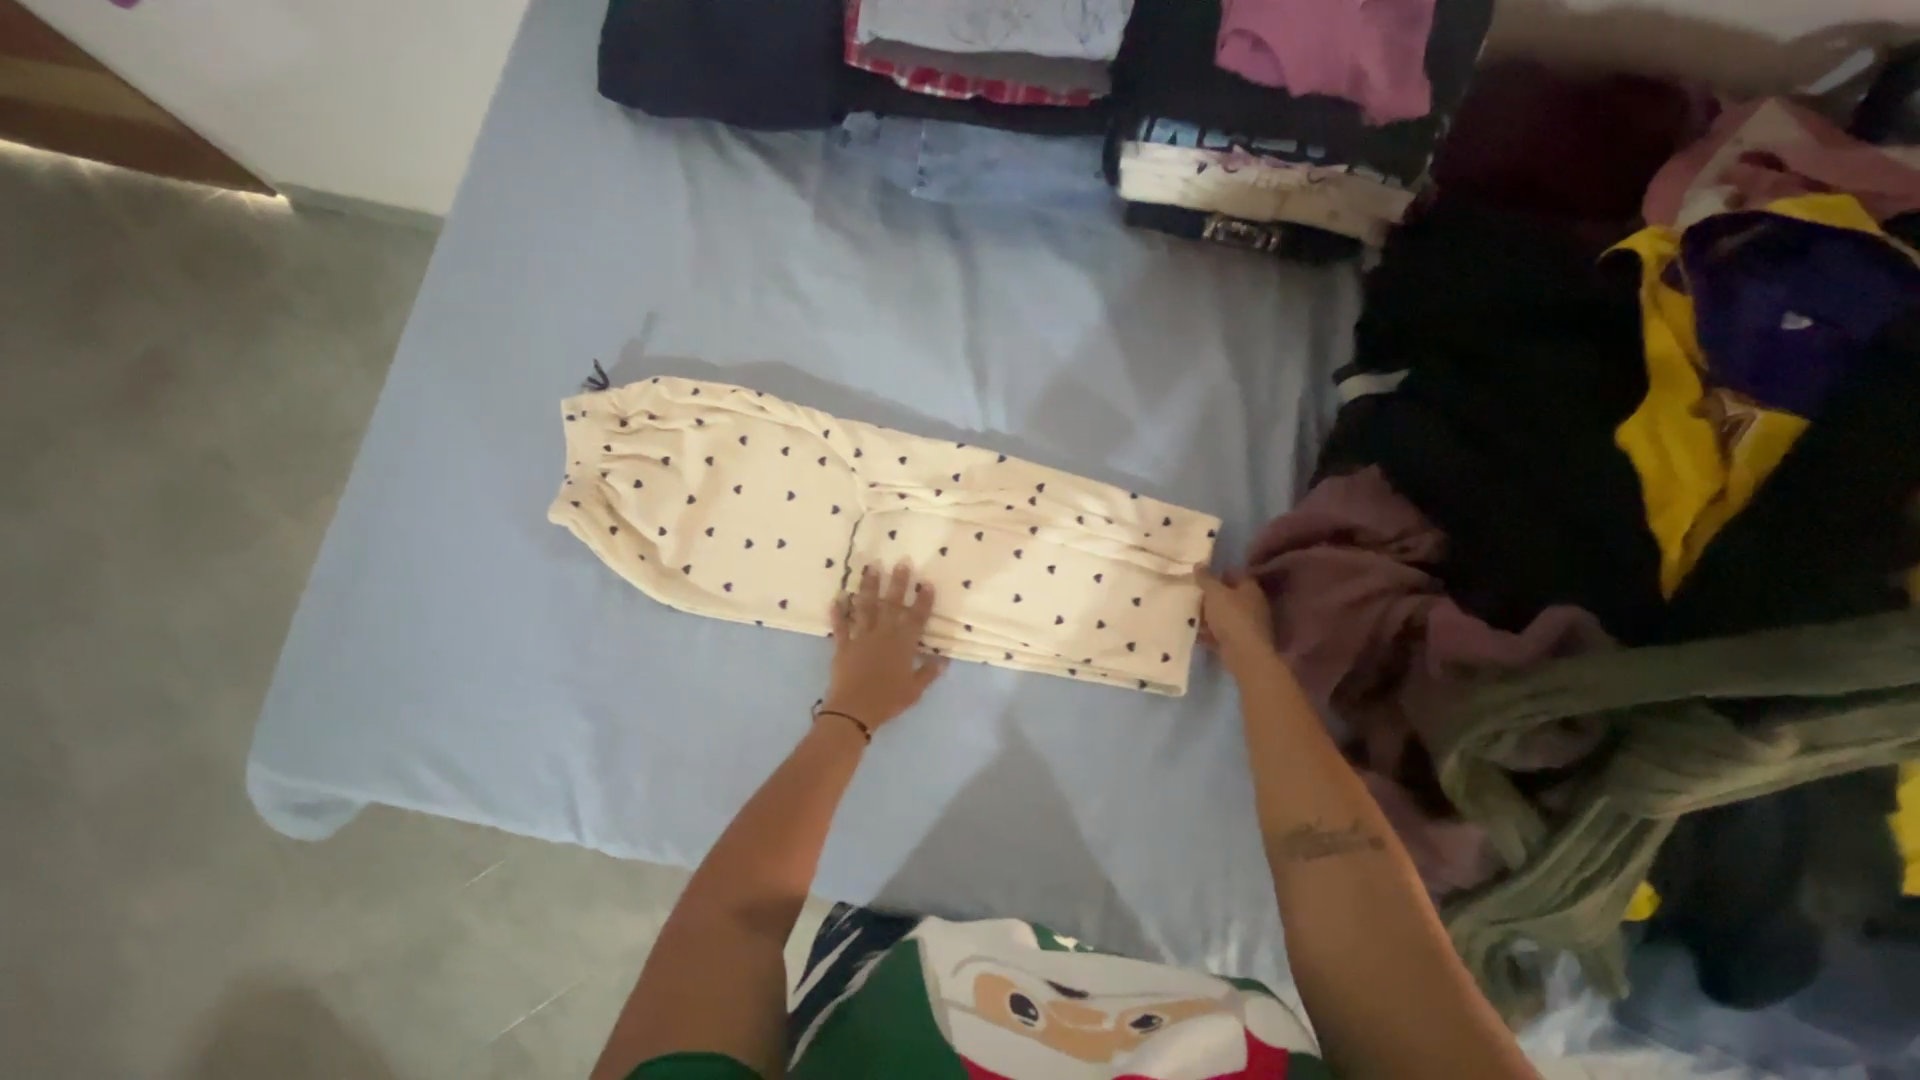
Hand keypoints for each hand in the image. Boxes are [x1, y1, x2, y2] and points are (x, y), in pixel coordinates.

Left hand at [822, 562, 947, 732]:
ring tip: (870, 568)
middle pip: (892, 605)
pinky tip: (837, 597)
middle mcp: (883, 635)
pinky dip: (838, 612)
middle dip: (898, 583)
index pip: (916, 618)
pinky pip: (841, 626)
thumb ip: (928, 672)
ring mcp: (861, 638)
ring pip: (866, 608)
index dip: (923, 600)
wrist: (854, 710)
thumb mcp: (914, 690)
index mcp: (903, 645)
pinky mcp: (843, 646)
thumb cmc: (888, 700)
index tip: (927, 583)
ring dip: (868, 587)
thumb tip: (943, 659)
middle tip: (901, 562)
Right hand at [1194, 565, 1278, 674]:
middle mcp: (1253, 605)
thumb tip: (1199, 564)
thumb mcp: (1215, 593)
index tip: (1202, 577)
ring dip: (1210, 616)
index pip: (1236, 575)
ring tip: (1191, 615)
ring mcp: (1248, 625)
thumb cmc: (1231, 617)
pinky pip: (1222, 633)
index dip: (1220, 574)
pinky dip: (1211, 633)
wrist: (1244, 654)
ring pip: (1225, 616)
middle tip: (1194, 596)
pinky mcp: (1241, 641)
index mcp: (1250, 589)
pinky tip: (1196, 634)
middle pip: (1230, 596)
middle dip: (1212, 597)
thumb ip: (1206, 578)